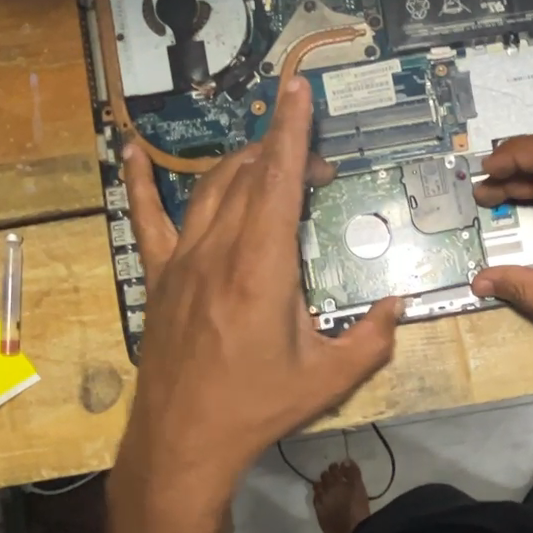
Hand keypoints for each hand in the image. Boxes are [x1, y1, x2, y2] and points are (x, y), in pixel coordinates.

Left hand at [115, 77, 400, 500]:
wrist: (184, 442)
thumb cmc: (259, 407)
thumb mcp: (332, 379)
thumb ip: (373, 338)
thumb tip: (397, 304)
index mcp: (263, 269)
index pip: (279, 181)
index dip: (292, 131)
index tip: (298, 91)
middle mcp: (219, 252)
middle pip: (250, 176)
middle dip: (286, 154)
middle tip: (320, 169)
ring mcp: (182, 261)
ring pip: (211, 188)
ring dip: (244, 163)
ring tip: (273, 161)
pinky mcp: (159, 277)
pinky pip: (147, 219)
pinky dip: (143, 183)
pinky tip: (135, 152)